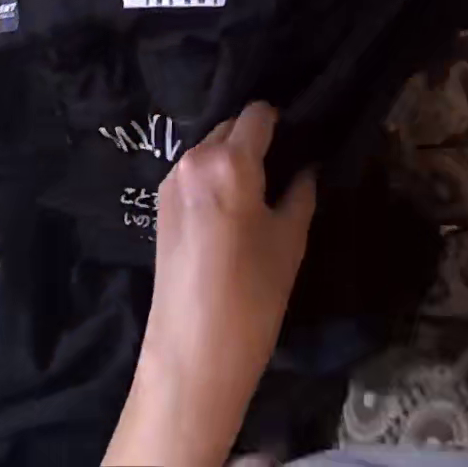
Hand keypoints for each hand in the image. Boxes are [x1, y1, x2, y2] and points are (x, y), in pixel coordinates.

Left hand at [105, 102, 317, 466]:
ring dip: (233, 155)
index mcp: (230, 161)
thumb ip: (301, 190)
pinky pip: (193, 169)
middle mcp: (195, 158)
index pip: (258, 113)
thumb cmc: (252, 295)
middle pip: (231, 126)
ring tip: (255, 190)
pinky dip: (213, 173)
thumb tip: (308, 165)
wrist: (192, 355)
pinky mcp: (159, 202)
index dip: (281, 121)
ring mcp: (171, 179)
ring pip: (210, 147)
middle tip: (281, 168)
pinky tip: (228, 207)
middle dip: (256, 138)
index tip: (298, 139)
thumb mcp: (290, 239)